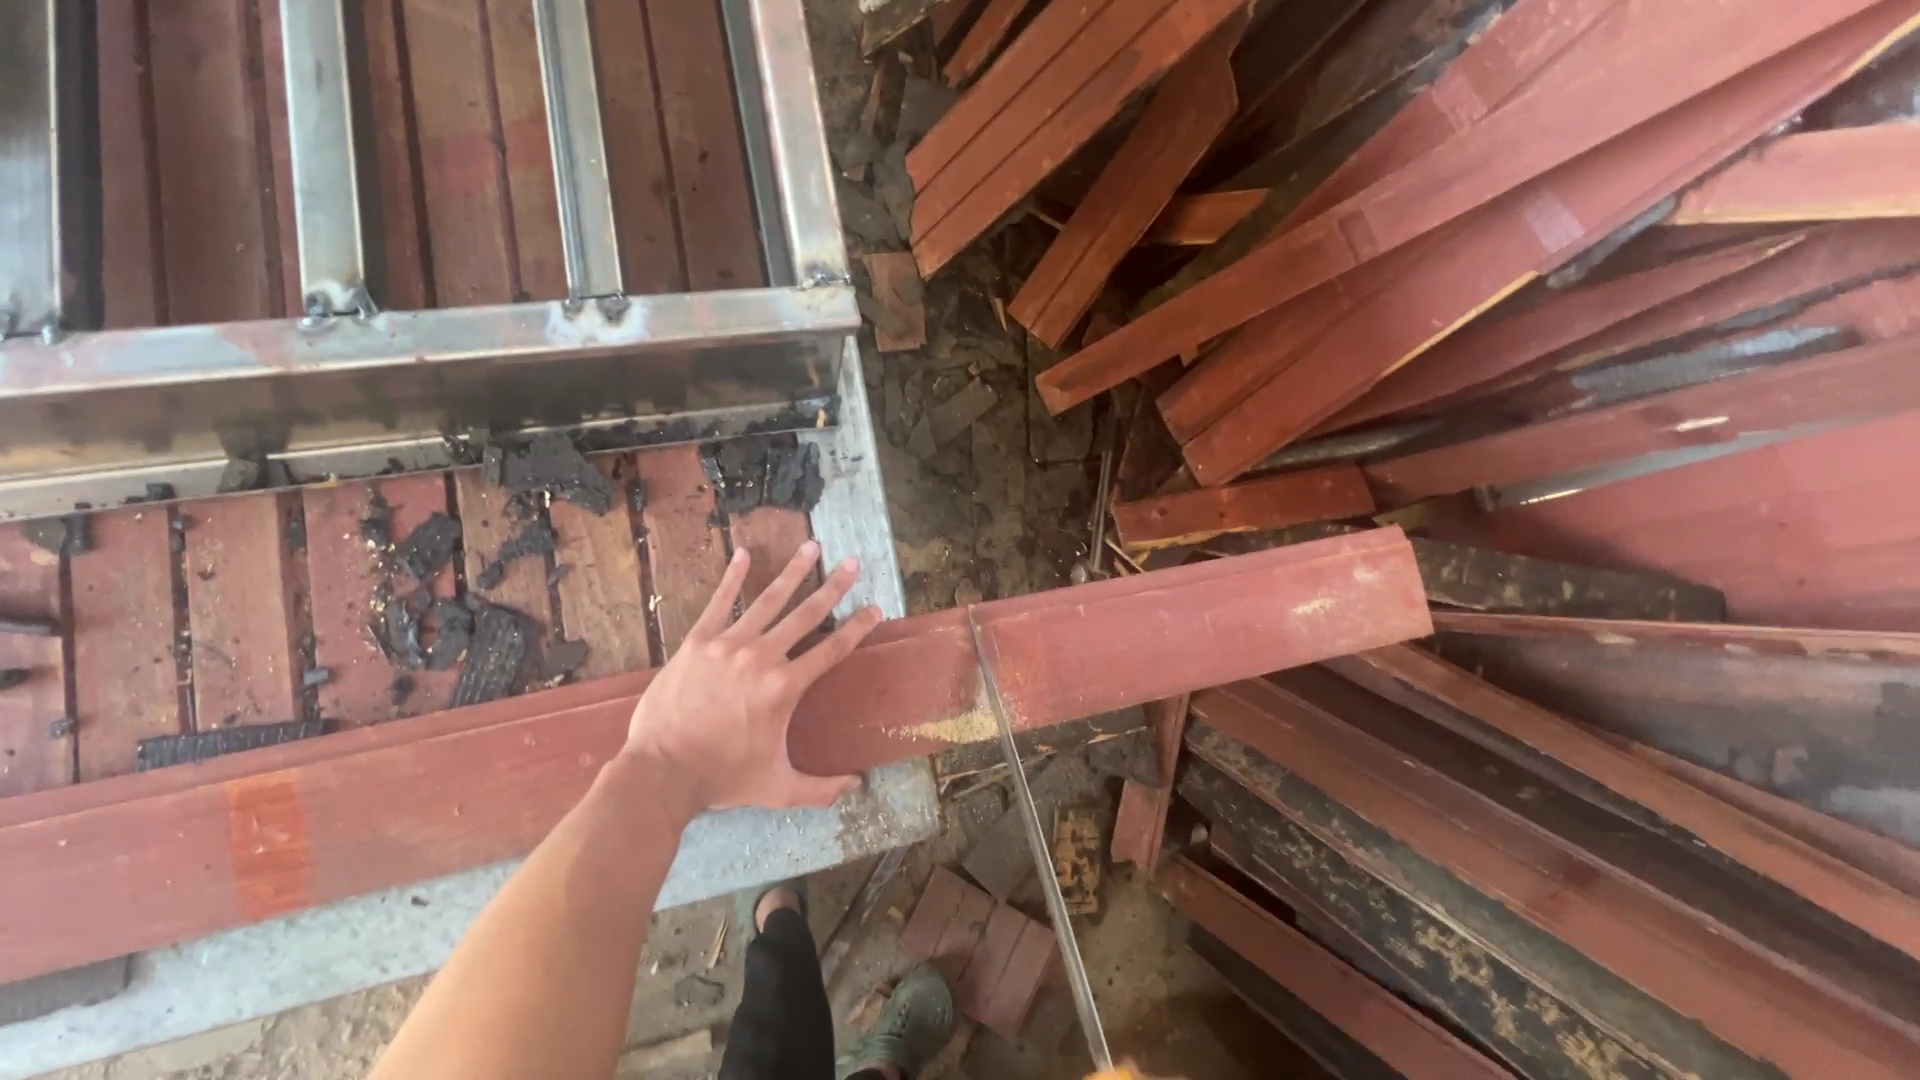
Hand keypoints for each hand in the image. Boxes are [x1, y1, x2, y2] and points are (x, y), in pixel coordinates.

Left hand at [623, 540, 883, 811]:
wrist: (662, 771)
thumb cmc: (723, 778)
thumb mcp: (778, 788)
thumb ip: (821, 788)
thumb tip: (857, 787)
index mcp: (785, 688)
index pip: (831, 650)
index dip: (857, 628)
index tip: (874, 608)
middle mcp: (762, 658)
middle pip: (806, 615)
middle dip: (833, 587)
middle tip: (852, 564)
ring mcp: (728, 646)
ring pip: (768, 601)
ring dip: (793, 572)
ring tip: (812, 547)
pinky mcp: (697, 643)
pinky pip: (719, 603)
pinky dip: (732, 578)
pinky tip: (743, 554)